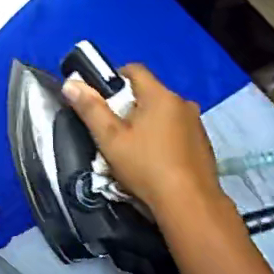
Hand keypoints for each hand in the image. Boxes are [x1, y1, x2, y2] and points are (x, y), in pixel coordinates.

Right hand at [62, 63, 228, 221]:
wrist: (188, 203)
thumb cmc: (145, 167)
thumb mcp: (110, 139)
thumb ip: (90, 109)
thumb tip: (70, 83)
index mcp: (160, 96)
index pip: (135, 70)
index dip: (113, 78)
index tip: (100, 100)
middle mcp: (182, 103)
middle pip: (149, 94)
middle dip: (128, 107)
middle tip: (112, 131)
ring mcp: (196, 124)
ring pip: (163, 114)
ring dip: (147, 124)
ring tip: (132, 150)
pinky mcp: (203, 144)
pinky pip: (177, 132)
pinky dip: (163, 139)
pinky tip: (154, 162)